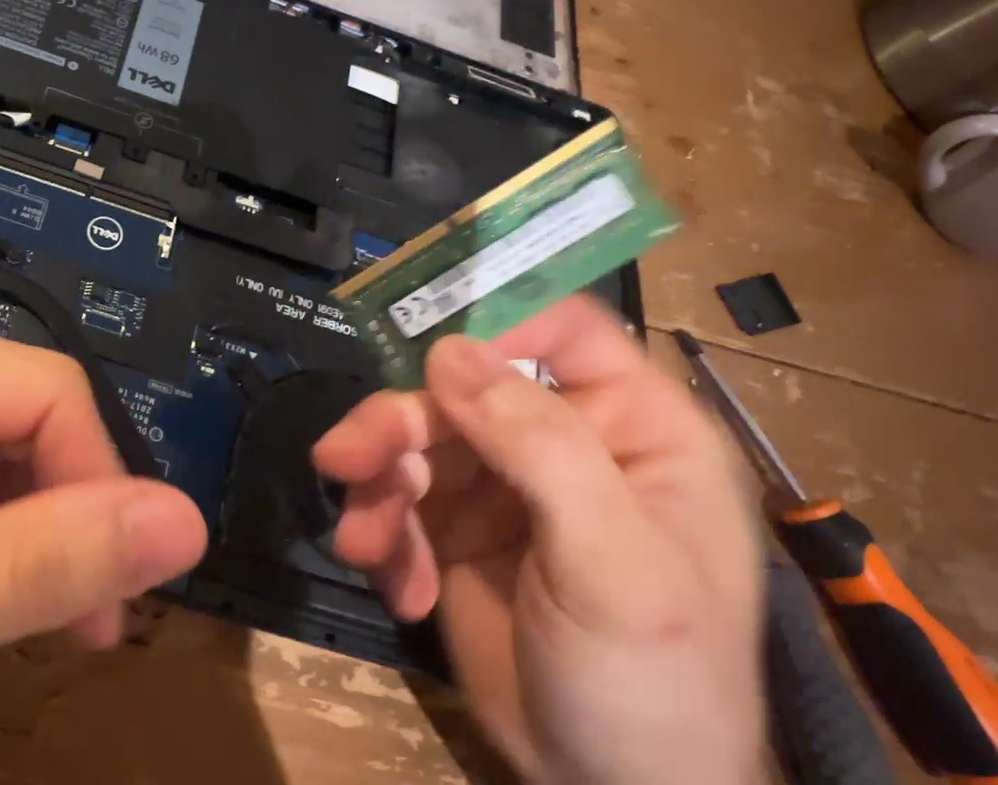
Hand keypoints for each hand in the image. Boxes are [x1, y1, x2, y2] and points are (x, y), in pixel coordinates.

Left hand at [0, 301, 207, 763]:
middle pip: (32, 414)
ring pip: (13, 445)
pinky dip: (3, 529)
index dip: (99, 484)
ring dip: (42, 529)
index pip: (47, 390)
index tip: (114, 591)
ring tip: (46, 617)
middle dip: (69, 516)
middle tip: (86, 620)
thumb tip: (183, 520)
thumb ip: (39, 565)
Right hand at [313, 296, 763, 784]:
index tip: (416, 342)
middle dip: (397, 426)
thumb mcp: (614, 564)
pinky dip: (386, 540)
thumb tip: (447, 352)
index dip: (494, 320)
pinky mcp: (455, 534)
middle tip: (343, 460)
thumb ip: (540, 448)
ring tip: (363, 543)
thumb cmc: (653, 679)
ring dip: (378, 489)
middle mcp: (560, 444)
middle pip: (457, 390)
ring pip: (413, 444)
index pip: (564, 331)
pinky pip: (399, 506)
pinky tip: (401, 591)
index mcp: (630, 430)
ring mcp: (501, 489)